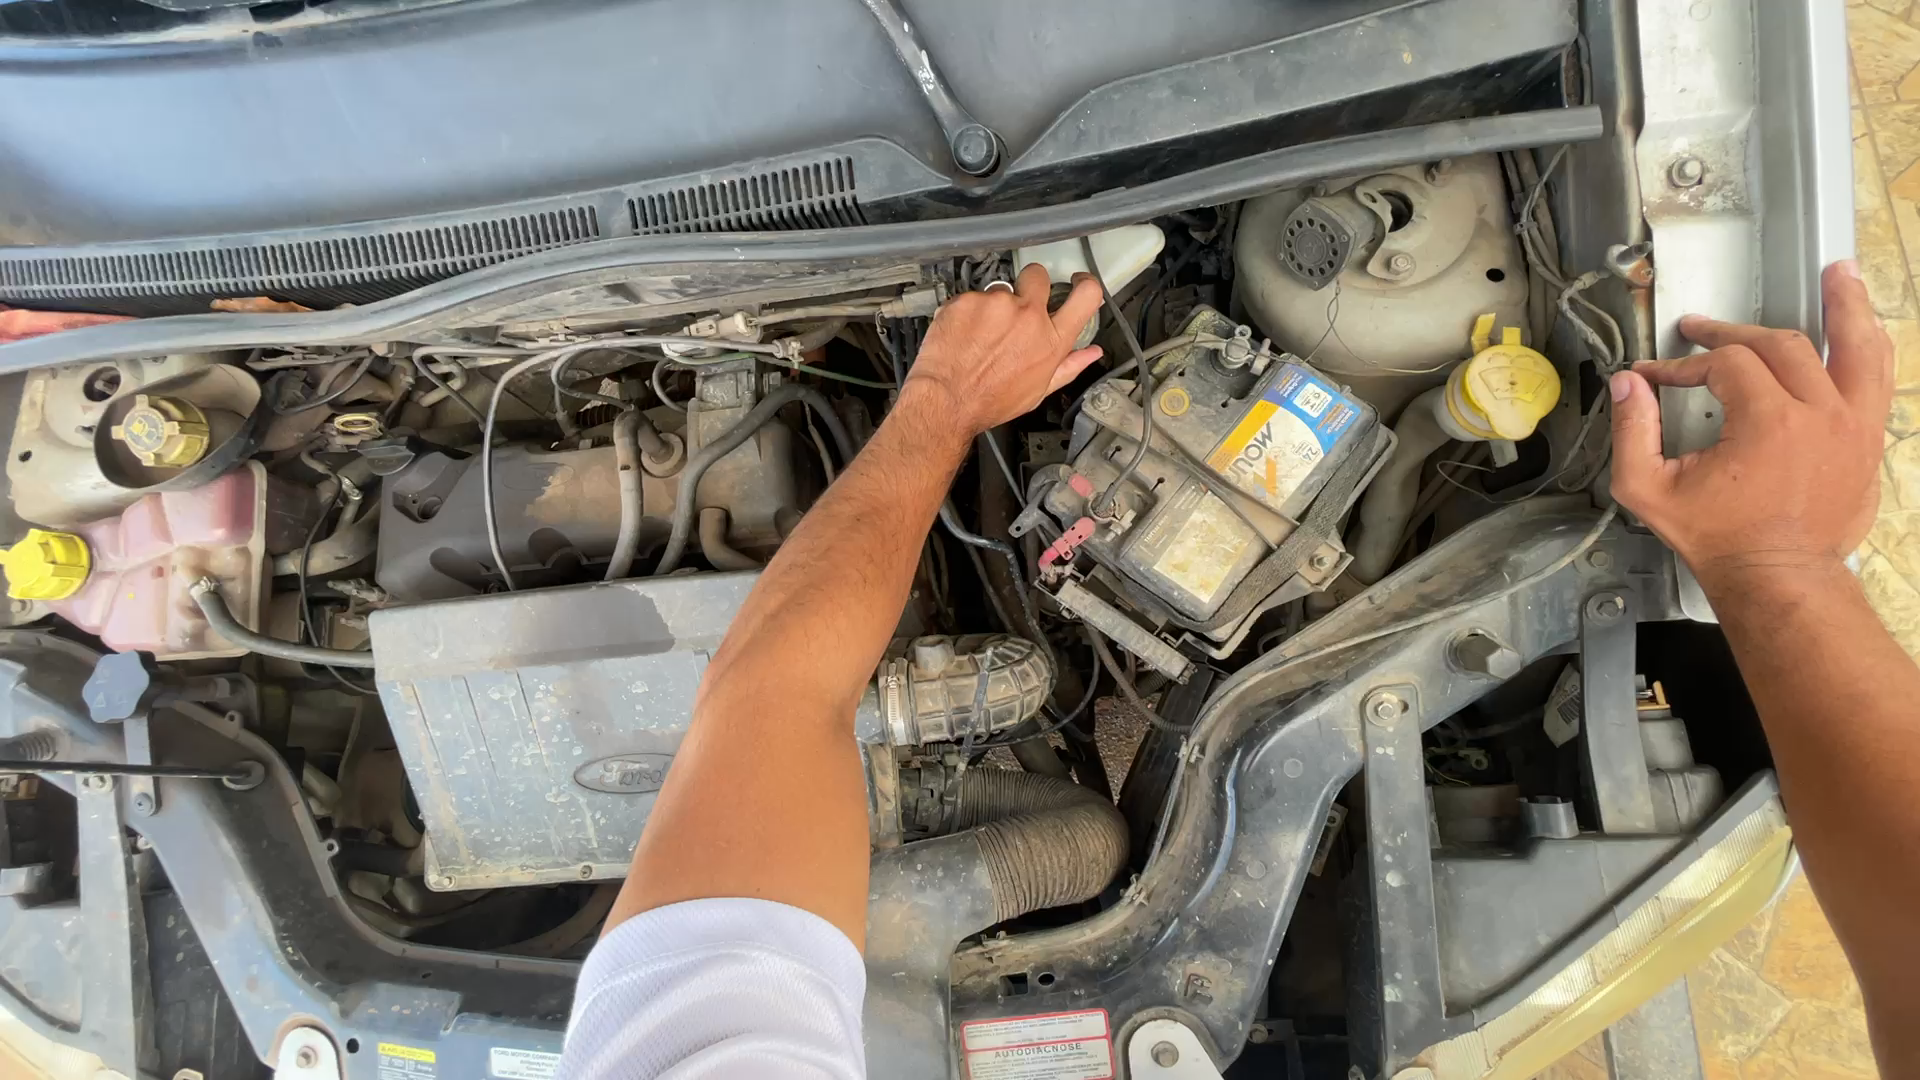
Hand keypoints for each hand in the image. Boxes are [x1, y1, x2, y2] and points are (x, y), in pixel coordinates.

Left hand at [902, 263, 1105, 437]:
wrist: (947, 401)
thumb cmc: (990, 401)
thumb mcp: (1037, 391)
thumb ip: (1068, 366)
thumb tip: (1091, 353)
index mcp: (1050, 340)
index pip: (1086, 296)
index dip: (1085, 283)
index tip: (1077, 280)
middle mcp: (1027, 316)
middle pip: (1038, 276)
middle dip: (1030, 284)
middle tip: (1015, 307)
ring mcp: (997, 305)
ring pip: (999, 291)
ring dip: (992, 308)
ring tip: (981, 337)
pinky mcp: (968, 300)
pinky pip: (971, 298)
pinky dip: (966, 313)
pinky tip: (963, 336)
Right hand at [1609, 261, 1893, 586]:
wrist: (1776, 569)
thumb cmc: (1710, 531)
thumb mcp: (1645, 485)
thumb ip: (1632, 430)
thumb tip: (1626, 382)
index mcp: (1767, 422)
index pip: (1722, 366)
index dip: (1679, 365)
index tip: (1648, 377)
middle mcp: (1822, 412)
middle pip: (1780, 346)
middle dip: (1730, 335)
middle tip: (1695, 330)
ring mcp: (1856, 421)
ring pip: (1855, 346)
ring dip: (1844, 306)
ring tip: (1839, 273)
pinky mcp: (1869, 435)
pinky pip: (1875, 374)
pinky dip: (1867, 343)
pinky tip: (1860, 326)